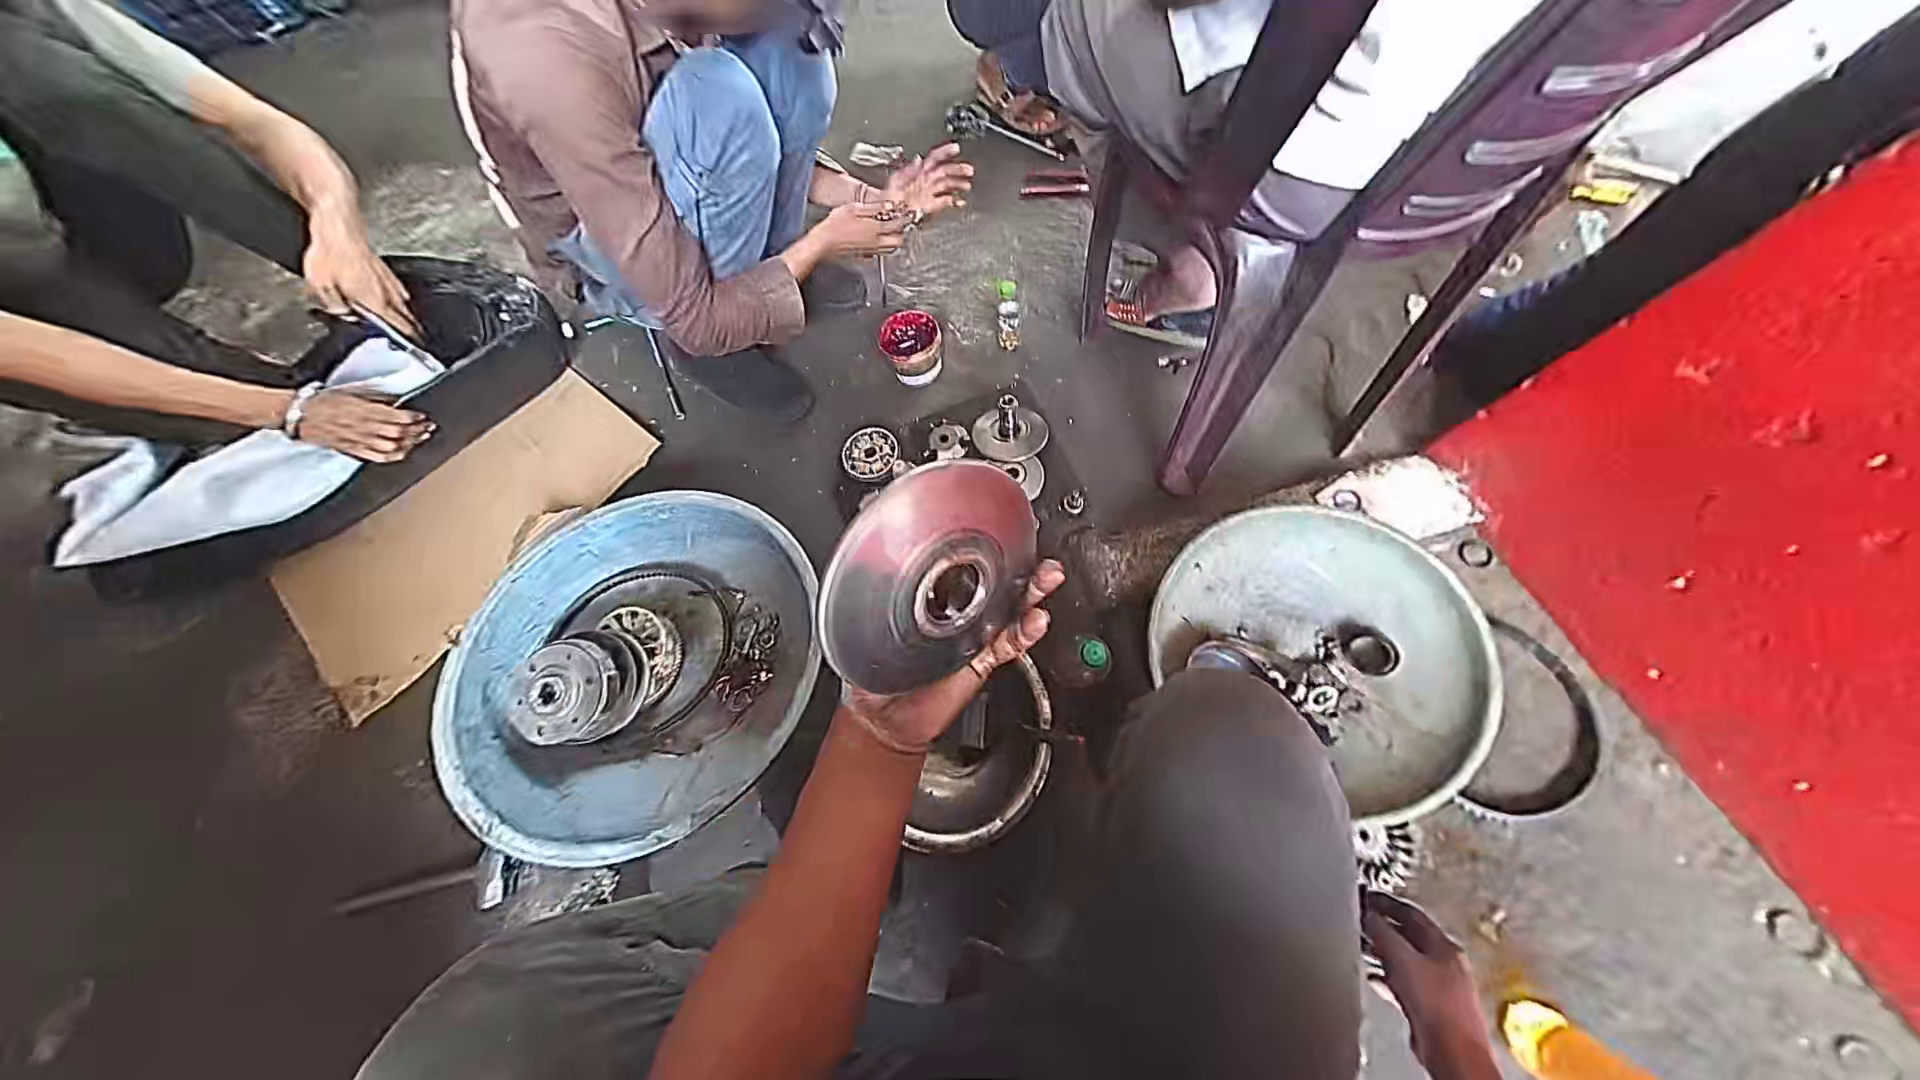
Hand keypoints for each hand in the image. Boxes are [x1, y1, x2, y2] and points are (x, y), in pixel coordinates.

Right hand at [293, 389, 432, 462]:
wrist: (296, 413)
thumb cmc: (321, 401)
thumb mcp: (352, 392)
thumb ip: (377, 398)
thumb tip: (397, 400)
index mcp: (365, 411)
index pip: (399, 417)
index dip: (415, 418)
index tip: (424, 417)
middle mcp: (365, 427)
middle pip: (400, 432)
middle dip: (418, 430)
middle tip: (428, 428)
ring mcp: (359, 440)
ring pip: (393, 446)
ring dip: (410, 443)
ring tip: (420, 438)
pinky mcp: (352, 449)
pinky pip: (379, 457)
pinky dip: (394, 455)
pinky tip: (403, 452)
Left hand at [302, 209, 420, 338]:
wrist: (337, 227)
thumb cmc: (329, 254)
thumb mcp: (321, 285)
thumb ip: (335, 306)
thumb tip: (343, 316)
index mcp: (376, 303)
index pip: (399, 327)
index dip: (407, 340)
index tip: (415, 348)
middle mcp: (388, 294)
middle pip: (407, 318)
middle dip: (412, 330)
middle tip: (416, 339)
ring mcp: (389, 281)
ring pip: (405, 305)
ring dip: (407, 315)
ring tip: (409, 323)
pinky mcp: (385, 270)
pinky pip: (399, 291)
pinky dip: (401, 299)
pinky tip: (400, 299)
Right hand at [810, 200, 912, 259]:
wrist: (823, 244)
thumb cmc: (835, 226)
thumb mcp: (854, 209)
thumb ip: (873, 208)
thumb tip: (888, 206)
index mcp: (875, 229)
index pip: (898, 225)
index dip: (905, 219)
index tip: (907, 214)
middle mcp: (876, 243)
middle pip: (898, 241)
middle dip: (901, 232)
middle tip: (898, 224)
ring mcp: (871, 252)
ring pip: (891, 249)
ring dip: (893, 240)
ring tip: (888, 231)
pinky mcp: (865, 257)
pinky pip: (879, 253)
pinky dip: (882, 247)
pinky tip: (875, 240)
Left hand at [846, 559, 1064, 752]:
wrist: (884, 716)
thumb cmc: (878, 671)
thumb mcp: (872, 627)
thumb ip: (878, 600)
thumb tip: (875, 567)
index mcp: (936, 602)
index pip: (965, 571)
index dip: (987, 556)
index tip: (1003, 539)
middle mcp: (960, 617)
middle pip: (999, 589)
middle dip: (1023, 572)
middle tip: (1040, 559)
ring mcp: (973, 639)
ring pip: (1010, 614)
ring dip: (1032, 597)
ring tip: (1047, 581)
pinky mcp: (979, 663)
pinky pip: (1006, 646)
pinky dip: (1023, 634)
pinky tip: (1035, 622)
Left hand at [881, 143, 973, 218]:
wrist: (886, 215)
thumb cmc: (888, 198)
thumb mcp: (896, 180)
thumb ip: (909, 170)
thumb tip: (919, 159)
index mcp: (918, 172)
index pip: (934, 158)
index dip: (945, 152)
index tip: (956, 148)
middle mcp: (925, 181)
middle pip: (944, 171)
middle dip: (958, 169)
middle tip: (969, 170)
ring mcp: (928, 193)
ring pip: (946, 185)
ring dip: (958, 184)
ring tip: (967, 186)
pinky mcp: (929, 206)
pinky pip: (943, 201)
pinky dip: (952, 201)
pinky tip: (959, 201)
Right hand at [1363, 891, 1501, 1079]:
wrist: (1451, 1054)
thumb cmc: (1438, 1008)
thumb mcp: (1400, 957)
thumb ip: (1382, 931)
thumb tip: (1369, 916)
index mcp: (1446, 948)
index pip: (1412, 913)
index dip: (1387, 902)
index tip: (1368, 896)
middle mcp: (1447, 965)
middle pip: (1409, 936)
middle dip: (1384, 927)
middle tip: (1363, 919)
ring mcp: (1441, 987)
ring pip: (1406, 959)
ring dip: (1383, 951)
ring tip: (1364, 944)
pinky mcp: (1432, 1007)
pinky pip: (1404, 981)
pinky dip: (1387, 975)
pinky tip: (1377, 977)